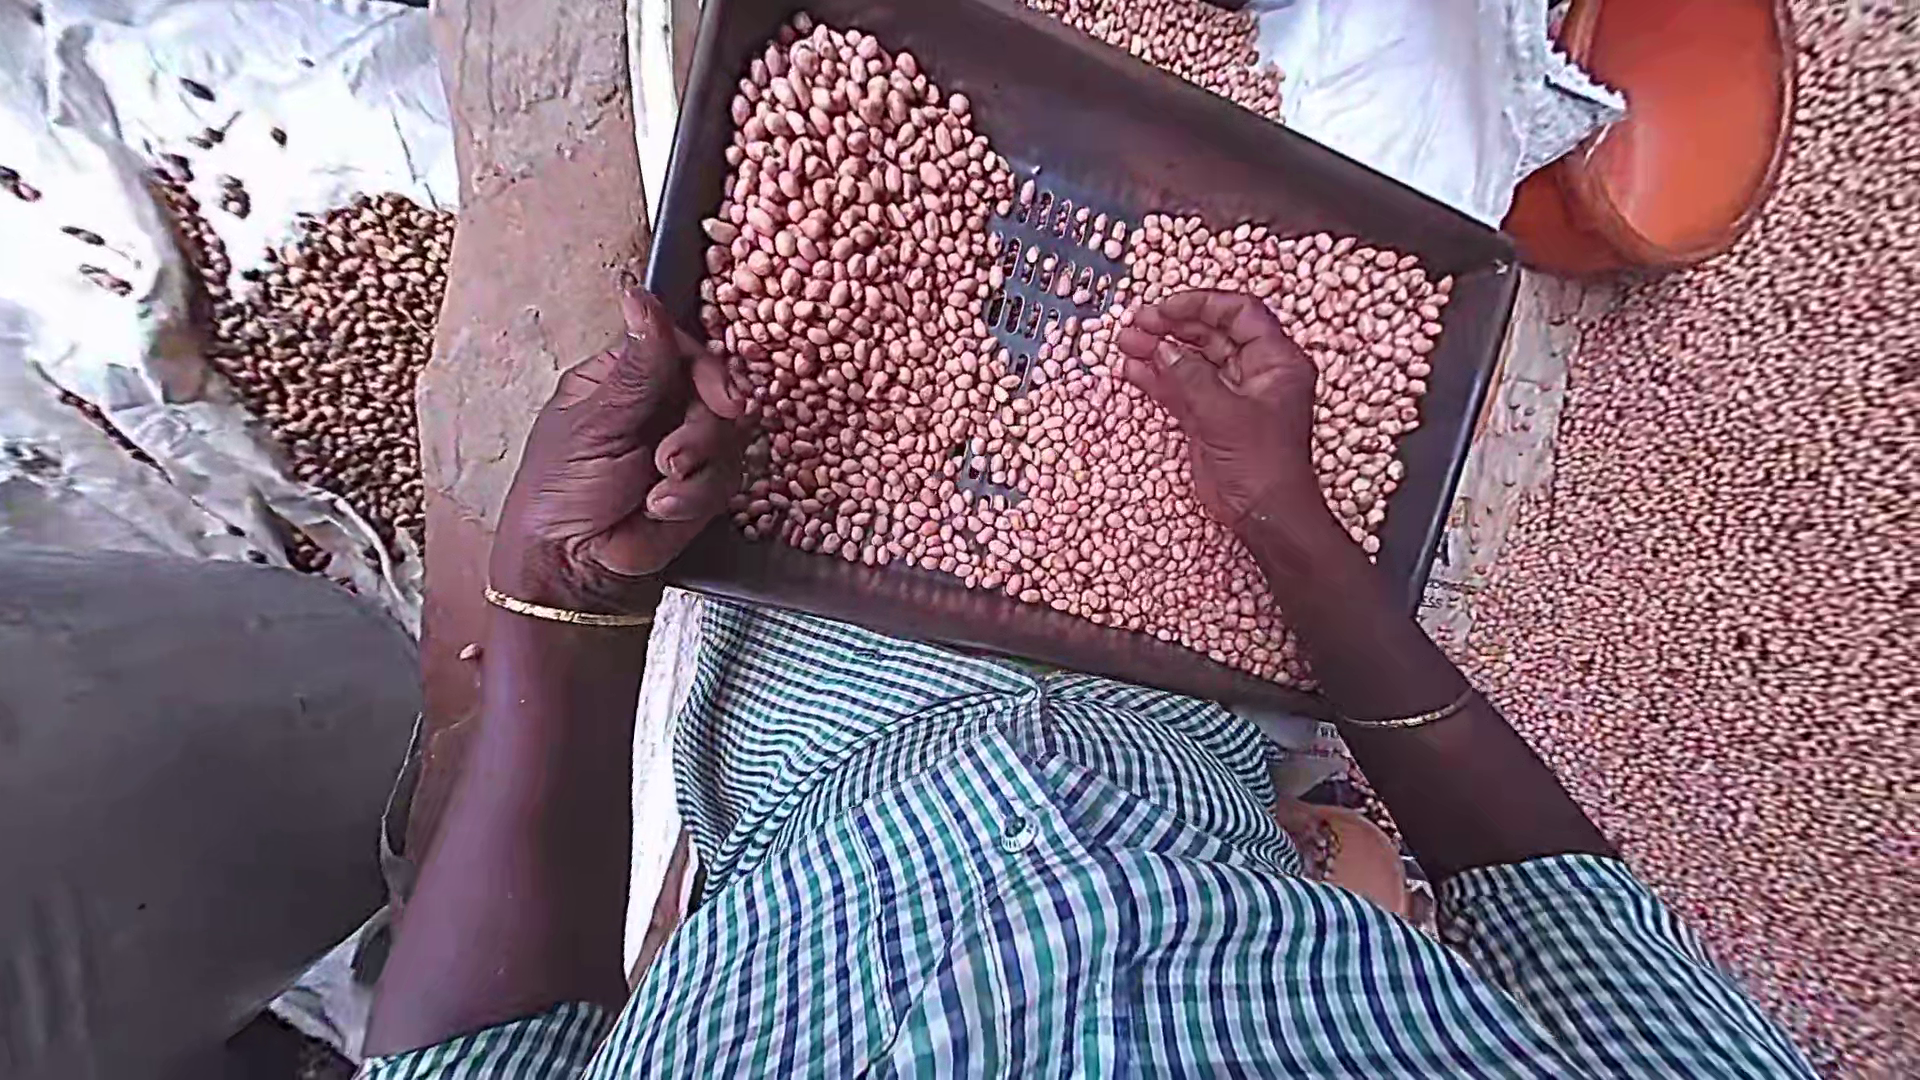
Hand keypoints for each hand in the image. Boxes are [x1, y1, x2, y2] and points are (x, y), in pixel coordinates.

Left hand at [488, 282, 744, 614]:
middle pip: (716, 395)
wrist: (576, 566)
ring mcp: (685, 447)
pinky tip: (662, 510)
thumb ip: (636, 368)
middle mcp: (660, 408)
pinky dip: (697, 497)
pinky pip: (726, 478)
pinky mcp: (703, 486)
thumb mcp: (596, 425)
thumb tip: (639, 293)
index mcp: (624, 380)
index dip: (709, 371)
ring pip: (728, 438)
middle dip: (702, 430)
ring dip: (697, 469)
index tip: (723, 397)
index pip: (683, 352)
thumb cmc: (563, 491)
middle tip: (673, 459)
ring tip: (657, 494)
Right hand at [1116, 289, 1327, 538]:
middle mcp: (1253, 372)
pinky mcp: (1207, 418)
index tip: (1165, 307)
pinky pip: (1179, 390)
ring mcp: (1228, 396)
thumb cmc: (1261, 463)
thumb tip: (1163, 350)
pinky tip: (1132, 370)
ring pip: (1189, 362)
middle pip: (1209, 335)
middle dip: (1171, 326)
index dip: (1201, 304)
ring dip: (1158, 351)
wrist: (1261, 511)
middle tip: (1136, 322)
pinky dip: (1156, 380)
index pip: (1239, 314)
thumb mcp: (1225, 413)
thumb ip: (1191, 378)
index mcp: (1275, 361)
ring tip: (1125, 341)